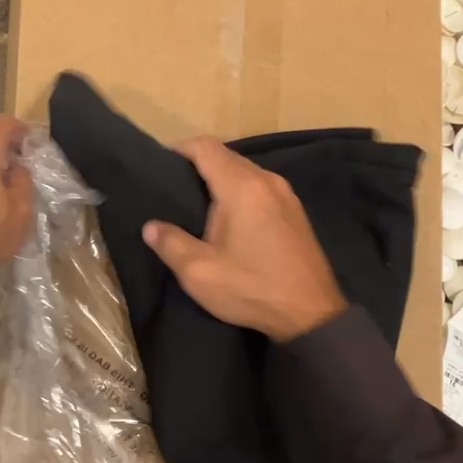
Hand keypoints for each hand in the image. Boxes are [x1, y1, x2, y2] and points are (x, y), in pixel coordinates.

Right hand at [143, 137, 346, 341]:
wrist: (311, 314)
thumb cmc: (251, 289)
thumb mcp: (199, 272)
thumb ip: (170, 243)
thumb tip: (151, 226)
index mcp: (241, 187)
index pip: (206, 147)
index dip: (180, 149)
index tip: (161, 166)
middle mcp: (266, 180)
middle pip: (227, 156)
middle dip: (198, 165)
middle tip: (173, 189)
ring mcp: (286, 194)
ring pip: (245, 171)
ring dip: (221, 179)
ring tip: (197, 205)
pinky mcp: (295, 211)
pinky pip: (260, 186)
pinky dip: (240, 191)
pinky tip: (229, 218)